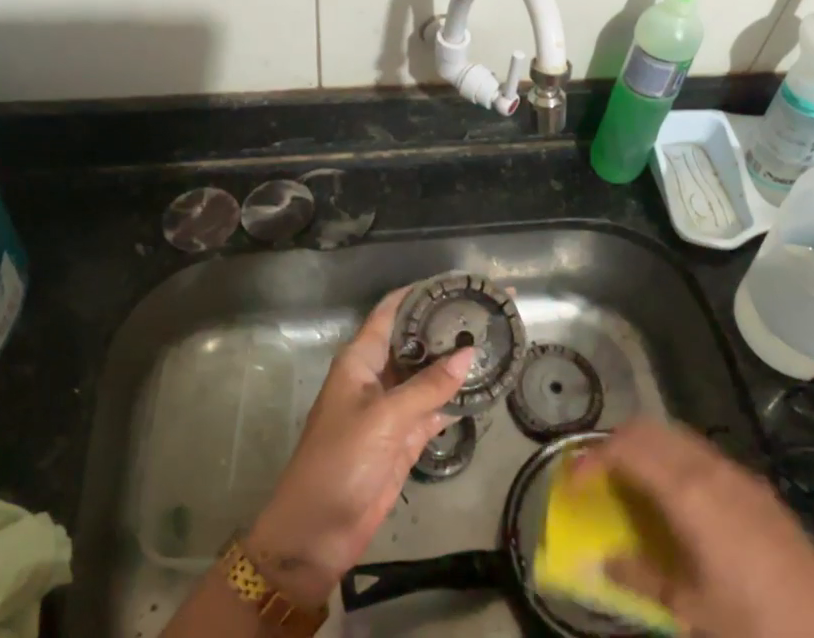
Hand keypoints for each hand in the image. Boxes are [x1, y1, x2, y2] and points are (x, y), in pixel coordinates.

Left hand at [245, 286, 476, 607]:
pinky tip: (484, 389)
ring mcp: (391, 409)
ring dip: (455, 364)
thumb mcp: (383, 419)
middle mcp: (376, 377)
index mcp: (360, 361)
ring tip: (496, 343)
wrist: (317, 531)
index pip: (391, 312)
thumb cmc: (339, 462)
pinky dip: (456, 401)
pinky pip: (434, 410)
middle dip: (445, 328)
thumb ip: (427, 387)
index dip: (419, 294)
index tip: (457, 281)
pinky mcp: (403, 439)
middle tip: (489, 312)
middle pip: (414, 342)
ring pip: (428, 376)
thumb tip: (468, 354)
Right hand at [575, 417, 813, 637]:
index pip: (626, 448)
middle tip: (598, 477)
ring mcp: (743, 477)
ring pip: (681, 438)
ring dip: (649, 450)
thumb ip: (639, 575)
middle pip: (652, 430)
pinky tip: (680, 504)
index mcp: (689, 492)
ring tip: (633, 487)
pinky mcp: (763, 492)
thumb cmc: (751, 624)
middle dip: (617, 444)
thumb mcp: (687, 607)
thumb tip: (602, 561)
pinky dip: (679, 463)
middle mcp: (714, 470)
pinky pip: (707, 458)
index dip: (591, 457)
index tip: (572, 479)